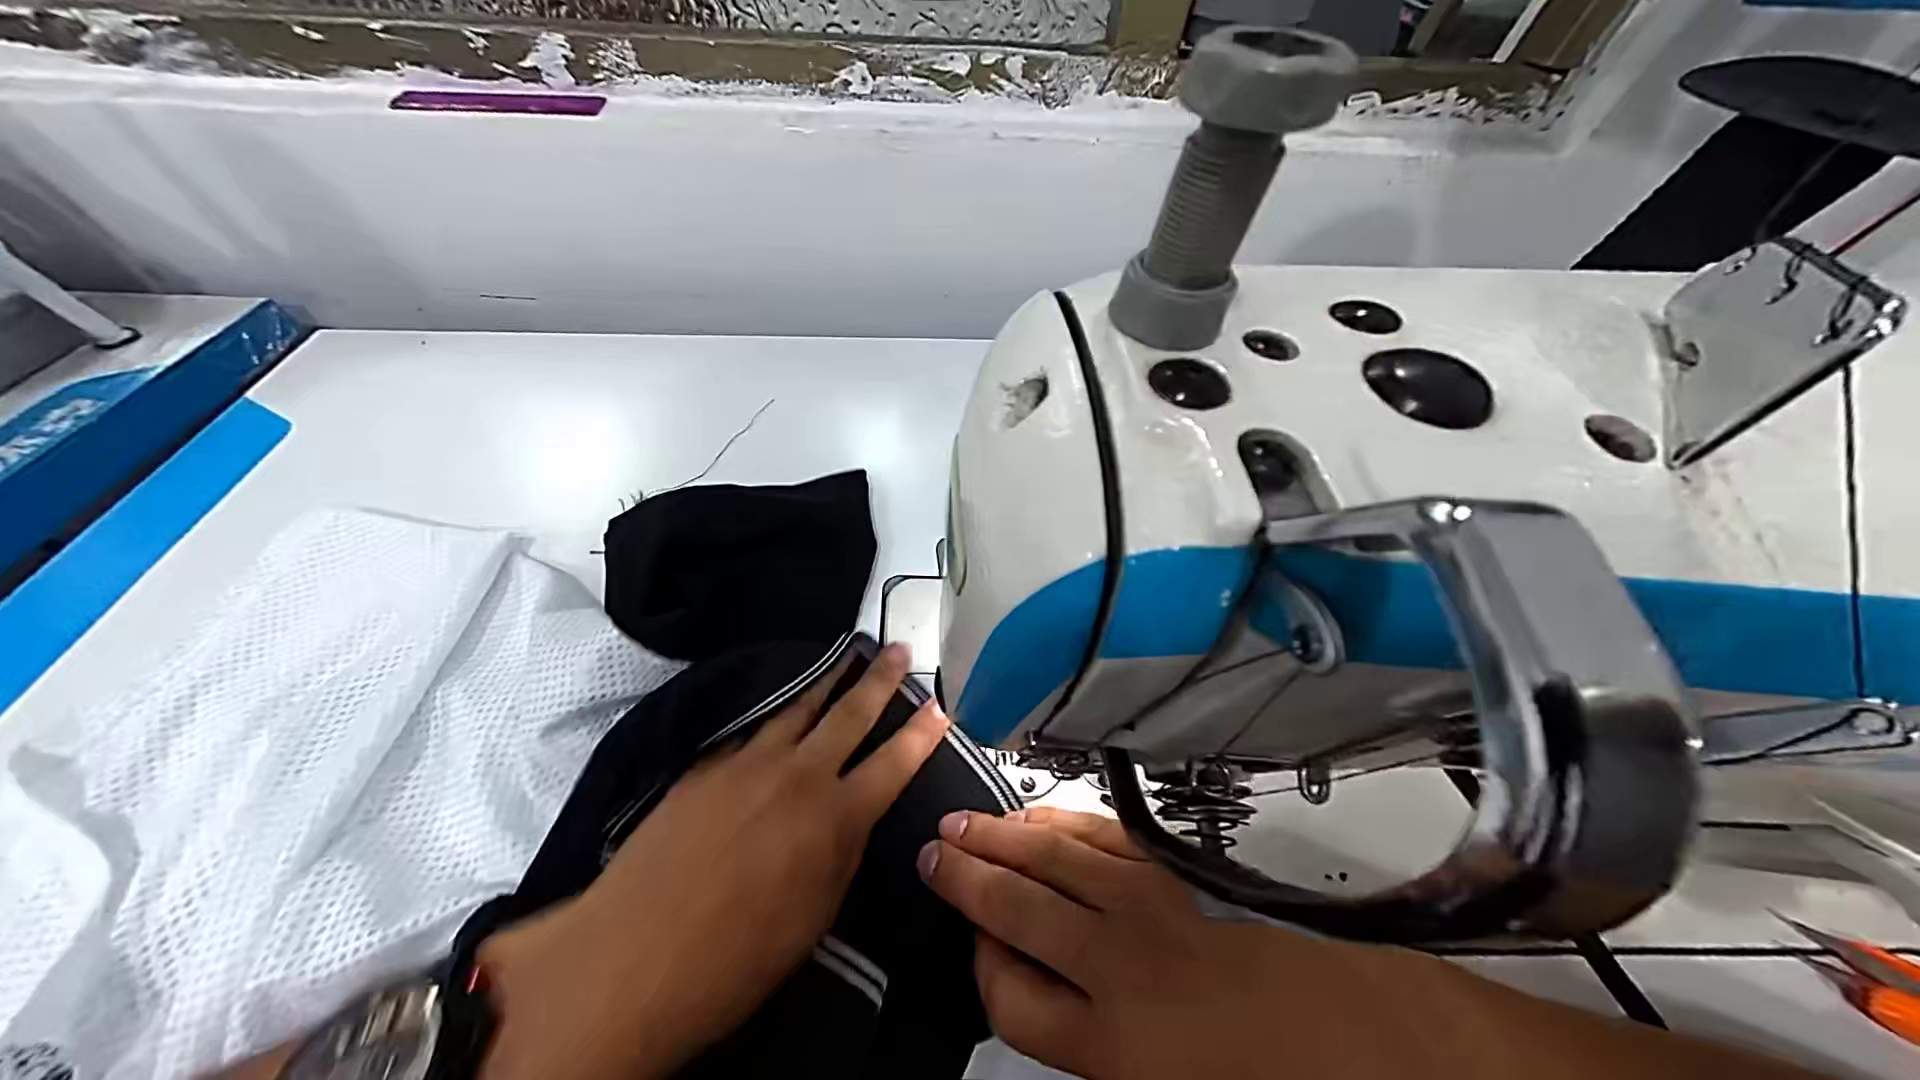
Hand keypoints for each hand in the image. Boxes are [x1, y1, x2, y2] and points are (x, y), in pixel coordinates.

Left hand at [477, 643, 947, 1079]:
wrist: (631, 957)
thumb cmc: (736, 958)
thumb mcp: (815, 914)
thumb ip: (841, 852)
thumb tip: (851, 817)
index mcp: (835, 817)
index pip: (894, 761)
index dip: (921, 733)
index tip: (940, 708)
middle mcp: (798, 775)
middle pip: (850, 712)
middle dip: (880, 678)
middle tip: (899, 650)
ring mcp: (749, 763)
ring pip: (799, 707)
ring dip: (829, 680)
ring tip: (847, 655)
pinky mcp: (707, 765)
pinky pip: (754, 729)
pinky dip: (778, 714)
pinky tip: (782, 710)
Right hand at [920, 808, 1841, 1079]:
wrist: (1378, 1051)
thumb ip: (1092, 1049)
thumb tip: (1033, 997)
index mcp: (1119, 1044)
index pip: (1012, 998)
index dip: (981, 968)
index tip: (969, 947)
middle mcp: (1124, 969)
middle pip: (1022, 909)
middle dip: (969, 879)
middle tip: (929, 851)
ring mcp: (1153, 915)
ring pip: (1058, 861)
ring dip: (1006, 838)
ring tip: (965, 823)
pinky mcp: (1180, 884)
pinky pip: (1108, 844)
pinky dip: (1068, 826)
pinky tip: (1045, 818)